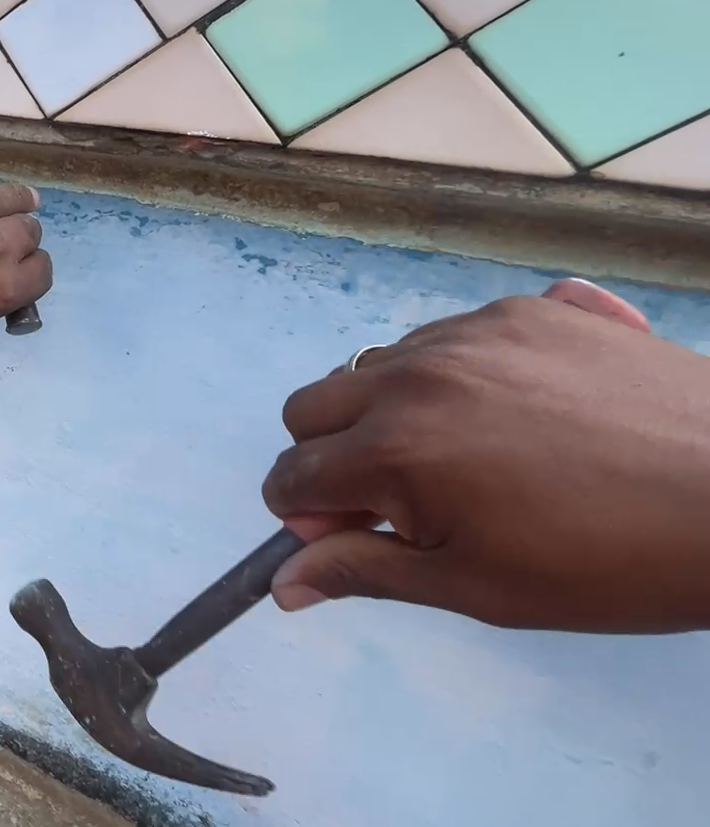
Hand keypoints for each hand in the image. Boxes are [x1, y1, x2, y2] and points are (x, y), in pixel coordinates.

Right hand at [264, 279, 709, 631]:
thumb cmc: (616, 561)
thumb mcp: (480, 587)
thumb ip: (364, 571)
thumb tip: (281, 585)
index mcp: (392, 451)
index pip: (291, 475)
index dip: (307, 511)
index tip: (352, 528)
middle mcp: (406, 380)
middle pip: (306, 410)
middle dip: (329, 453)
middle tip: (401, 488)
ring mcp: (461, 337)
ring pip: (366, 370)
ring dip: (385, 409)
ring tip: (469, 443)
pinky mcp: (514, 311)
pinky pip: (437, 337)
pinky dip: (448, 372)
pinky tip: (512, 405)